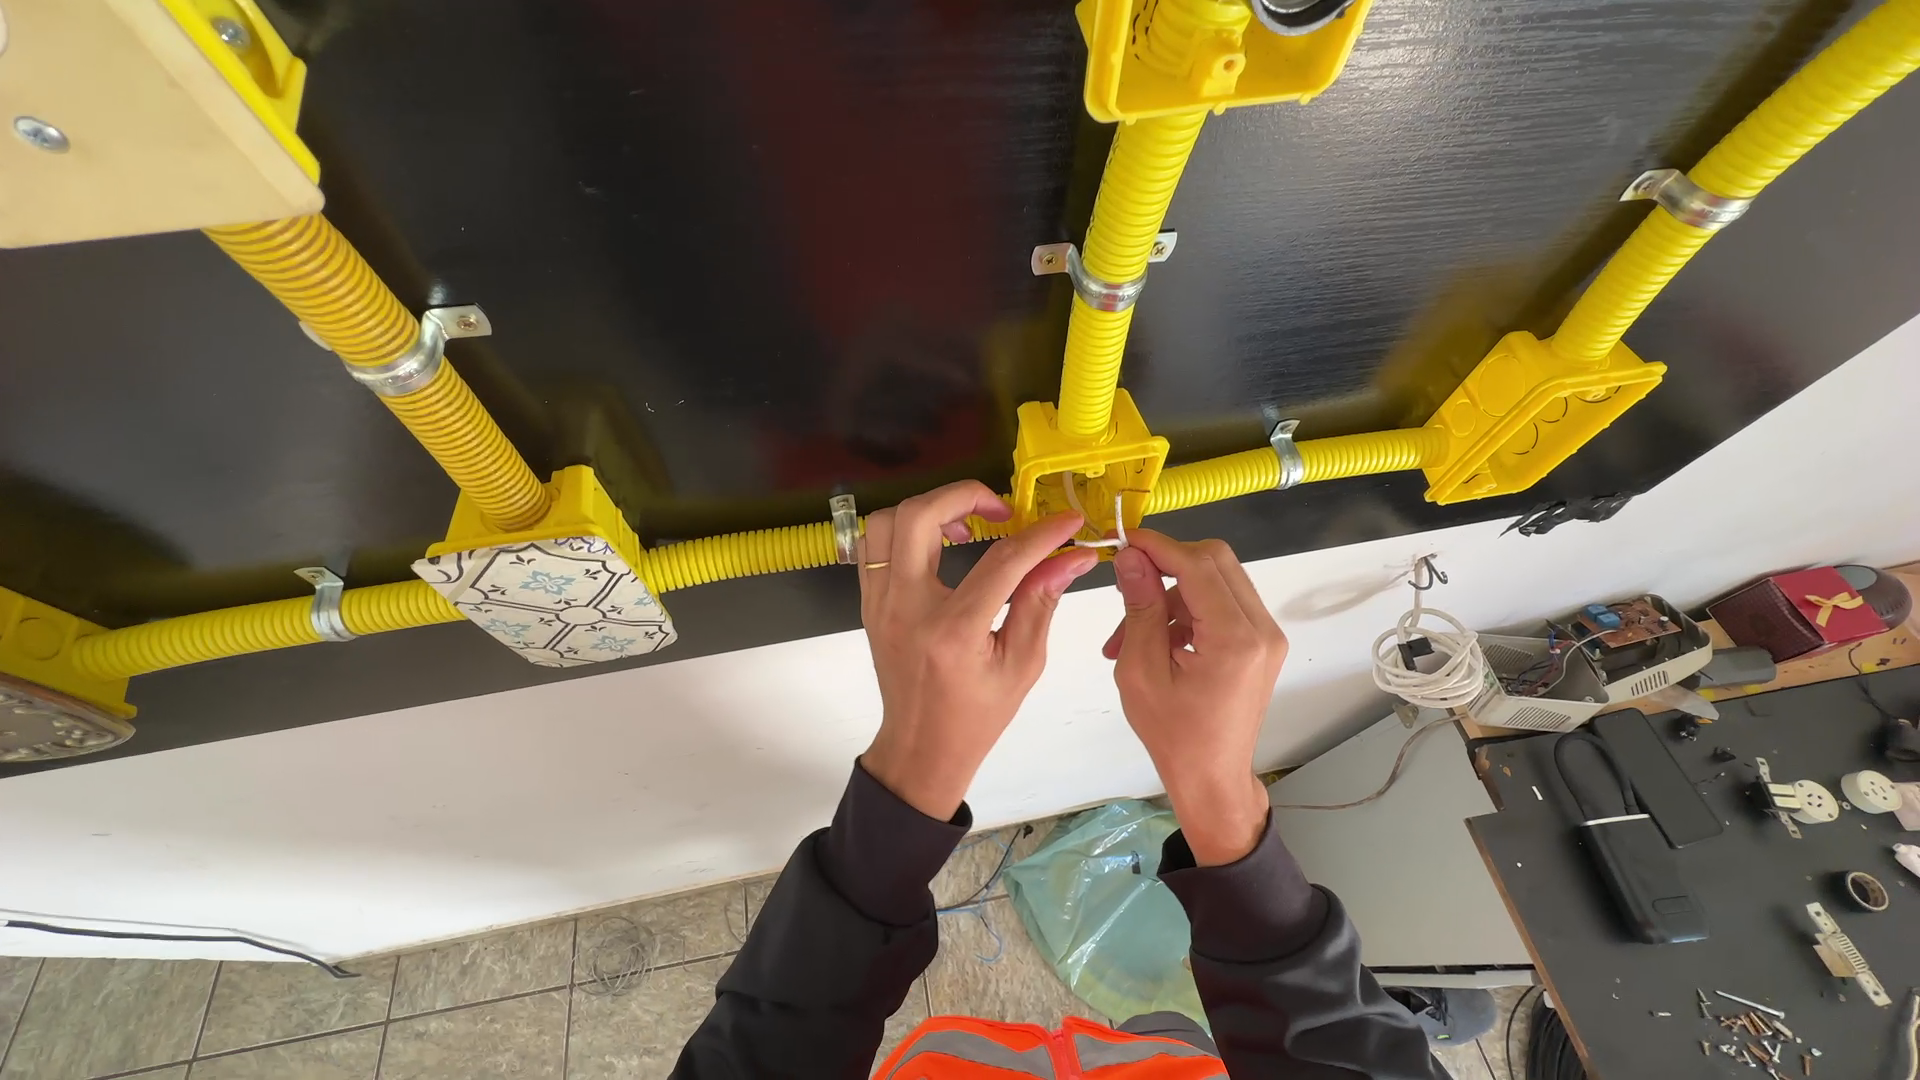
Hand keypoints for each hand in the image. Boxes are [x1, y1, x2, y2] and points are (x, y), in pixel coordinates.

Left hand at [858, 481, 1098, 819]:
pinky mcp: (868, 602)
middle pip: (919, 517)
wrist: (920, 747)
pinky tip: (937, 544)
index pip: (1002, 561)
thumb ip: (1042, 602)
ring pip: (888, 522)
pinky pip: (874, 544)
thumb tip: (1071, 556)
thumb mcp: (1022, 665)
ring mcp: (879, 603)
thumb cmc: (975, 716)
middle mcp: (906, 609)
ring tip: (966, 527)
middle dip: (965, 495)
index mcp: (953, 632)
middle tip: (1002, 511)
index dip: (1042, 534)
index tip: (1068, 520)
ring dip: (930, 508)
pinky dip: (906, 530)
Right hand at [1103, 532, 1287, 864]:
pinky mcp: (1260, 641)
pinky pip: (1222, 602)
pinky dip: (1187, 608)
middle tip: (1128, 579)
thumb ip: (1140, 608)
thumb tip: (1131, 558)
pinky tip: (1156, 637)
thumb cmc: (1172, 734)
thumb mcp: (1140, 670)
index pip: (1198, 564)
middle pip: (1216, 560)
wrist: (1211, 777)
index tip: (1123, 541)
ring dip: (1172, 590)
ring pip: (1218, 578)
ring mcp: (1266, 634)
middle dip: (1167, 561)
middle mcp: (1261, 628)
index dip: (1158, 546)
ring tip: (1130, 629)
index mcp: (1234, 639)